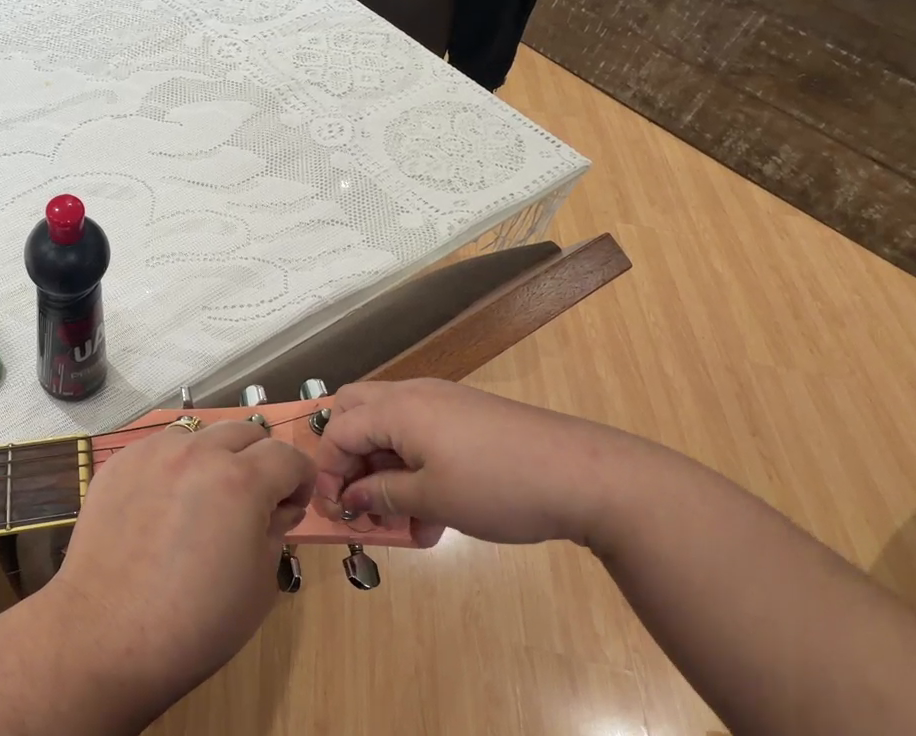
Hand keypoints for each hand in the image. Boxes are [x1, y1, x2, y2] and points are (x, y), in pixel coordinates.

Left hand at [47, 420, 312, 712]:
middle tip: (250, 503)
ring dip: (212, 458)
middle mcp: (197, 453)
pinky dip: (172, 467)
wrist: (107, 635)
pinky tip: (161, 507)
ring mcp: (151, 453)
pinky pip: (158, 449)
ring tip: (201, 501)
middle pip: (245, 431)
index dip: (299, 481)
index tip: (290, 507)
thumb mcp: (260, 584)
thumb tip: (274, 509)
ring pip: (199, 434)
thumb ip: (274, 531)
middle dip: (259, 461)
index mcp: (241, 481)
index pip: (288, 456)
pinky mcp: (118, 464)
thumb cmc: (195, 622)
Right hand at [314, 379, 646, 546]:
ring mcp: (445, 402)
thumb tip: (352, 496)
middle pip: (356, 410)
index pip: (338, 431)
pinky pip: (423, 433)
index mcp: (397, 408)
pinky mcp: (471, 417)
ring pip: (391, 426)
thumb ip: (383, 494)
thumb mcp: (433, 499)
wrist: (587, 476)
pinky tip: (435, 514)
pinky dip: (415, 466)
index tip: (335, 511)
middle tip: (356, 494)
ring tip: (402, 521)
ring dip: (384, 468)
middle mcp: (415, 394)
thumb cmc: (498, 486)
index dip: (328, 471)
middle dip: (348, 454)